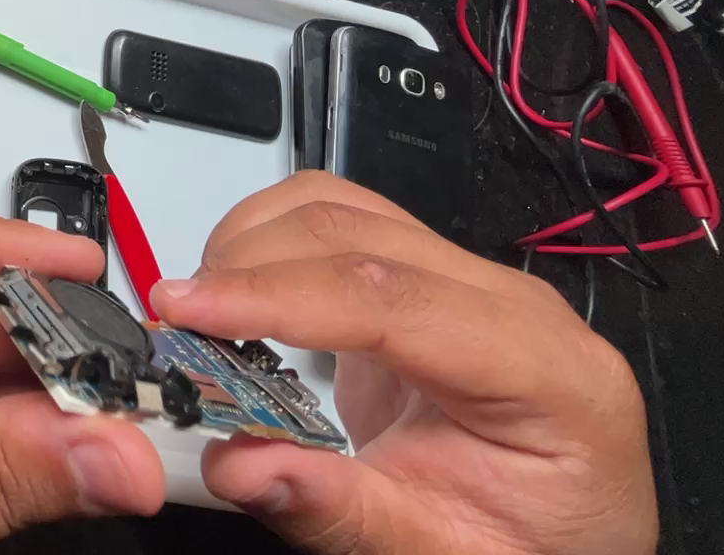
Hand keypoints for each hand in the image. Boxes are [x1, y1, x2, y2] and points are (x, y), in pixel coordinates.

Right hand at [150, 171, 655, 554]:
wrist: (548, 524)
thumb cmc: (513, 540)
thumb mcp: (435, 553)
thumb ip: (339, 512)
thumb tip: (239, 463)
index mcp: (547, 375)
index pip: (386, 299)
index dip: (271, 295)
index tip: (184, 311)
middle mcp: (507, 301)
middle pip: (346, 233)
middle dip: (240, 267)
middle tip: (176, 322)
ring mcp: (458, 270)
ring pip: (326, 203)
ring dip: (245, 241)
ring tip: (207, 305)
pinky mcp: (412, 262)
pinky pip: (325, 207)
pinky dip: (261, 230)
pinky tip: (241, 281)